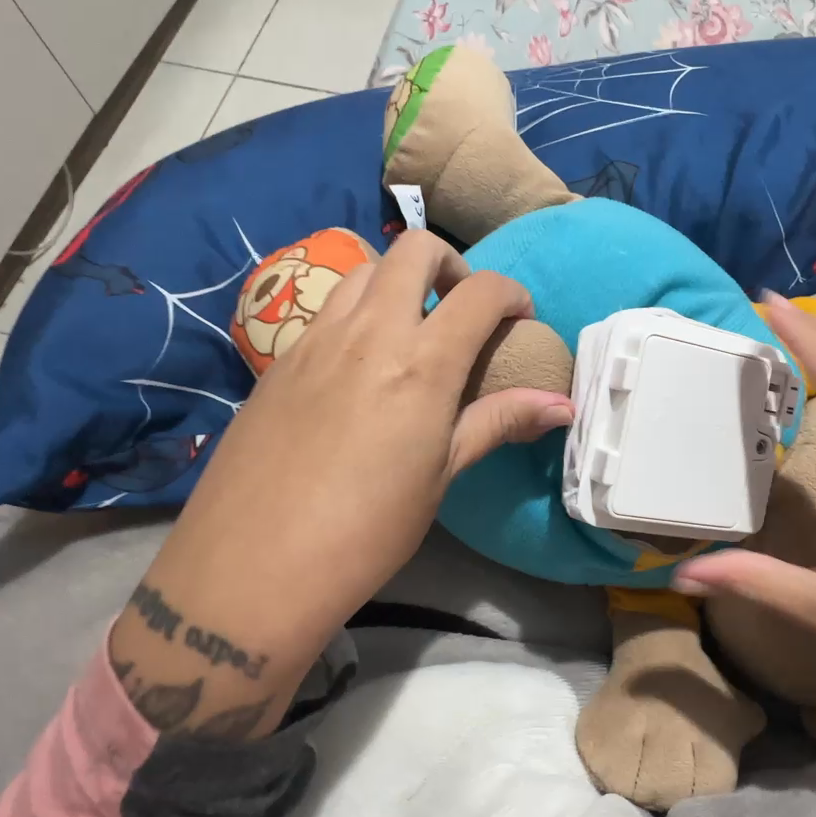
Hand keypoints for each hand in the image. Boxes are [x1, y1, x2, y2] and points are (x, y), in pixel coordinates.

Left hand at [108, 232, 571, 737]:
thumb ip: (499, 422)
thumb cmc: (366, 530)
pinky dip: (358, 313)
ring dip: (399, 282)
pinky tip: (360, 368)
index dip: (512, 294)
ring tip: (411, 331)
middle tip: (461, 308)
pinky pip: (328, 310)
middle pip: (414, 249)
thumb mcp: (441, 476)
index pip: (481, 292)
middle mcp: (368, 332)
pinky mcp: (279, 359)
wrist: (252, 566)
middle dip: (451, 262)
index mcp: (420, 363)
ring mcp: (316, 339)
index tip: (519, 320)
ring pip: (364, 270)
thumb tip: (563, 406)